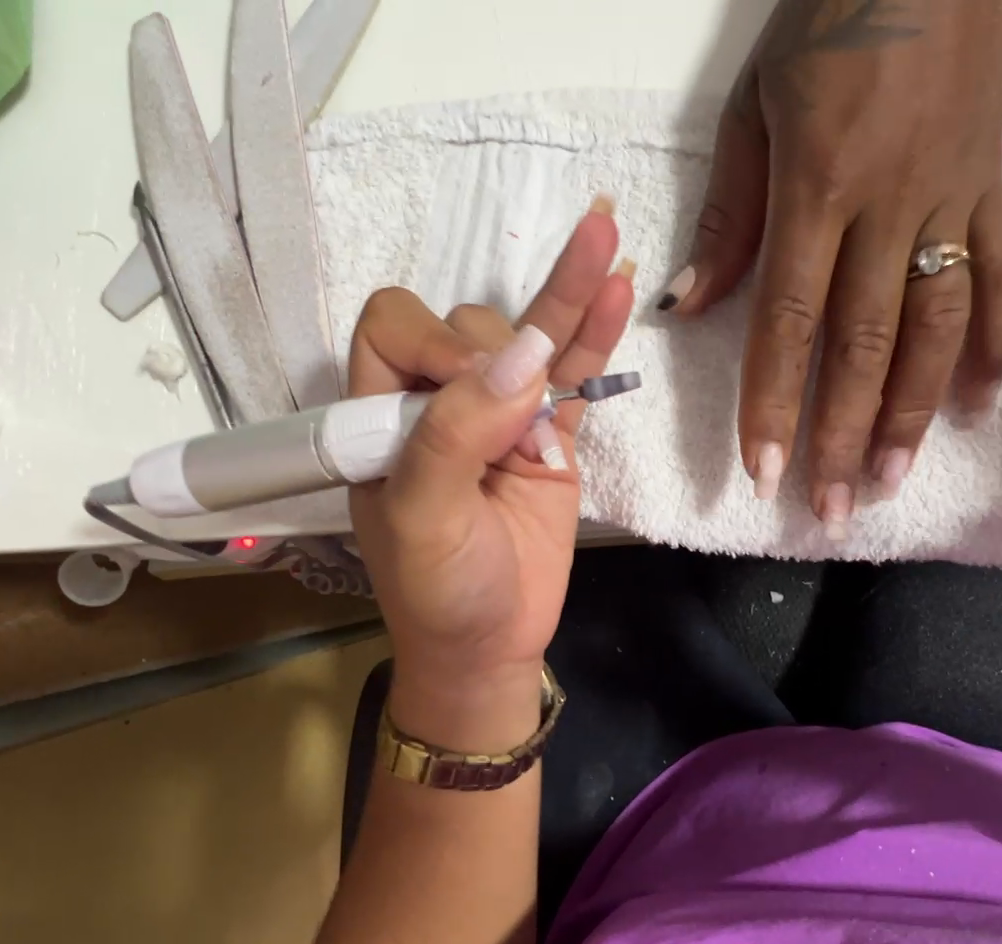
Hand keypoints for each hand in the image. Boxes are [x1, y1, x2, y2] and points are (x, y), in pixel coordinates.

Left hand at [348, 206, 633, 746]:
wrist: (489, 645)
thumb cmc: (437, 589)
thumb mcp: (422, 517)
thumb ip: (455, 433)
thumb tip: (524, 355)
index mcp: (382, 416)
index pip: (394, 331)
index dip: (433, 341)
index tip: (469, 388)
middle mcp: (440, 404)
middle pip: (467, 327)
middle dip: (497, 350)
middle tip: (517, 416)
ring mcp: (502, 417)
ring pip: (528, 340)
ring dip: (563, 298)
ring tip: (601, 239)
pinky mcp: (551, 438)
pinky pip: (574, 378)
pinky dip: (595, 335)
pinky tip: (618, 286)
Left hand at [661, 0, 1001, 534]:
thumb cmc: (825, 20)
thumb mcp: (753, 110)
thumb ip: (729, 215)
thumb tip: (690, 304)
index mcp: (817, 188)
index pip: (789, 321)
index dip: (775, 404)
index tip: (765, 474)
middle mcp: (889, 206)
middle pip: (866, 343)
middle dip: (847, 435)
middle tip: (836, 510)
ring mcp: (953, 199)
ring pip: (939, 325)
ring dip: (918, 411)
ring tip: (898, 480)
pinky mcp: (995, 186)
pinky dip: (998, 341)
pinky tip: (980, 401)